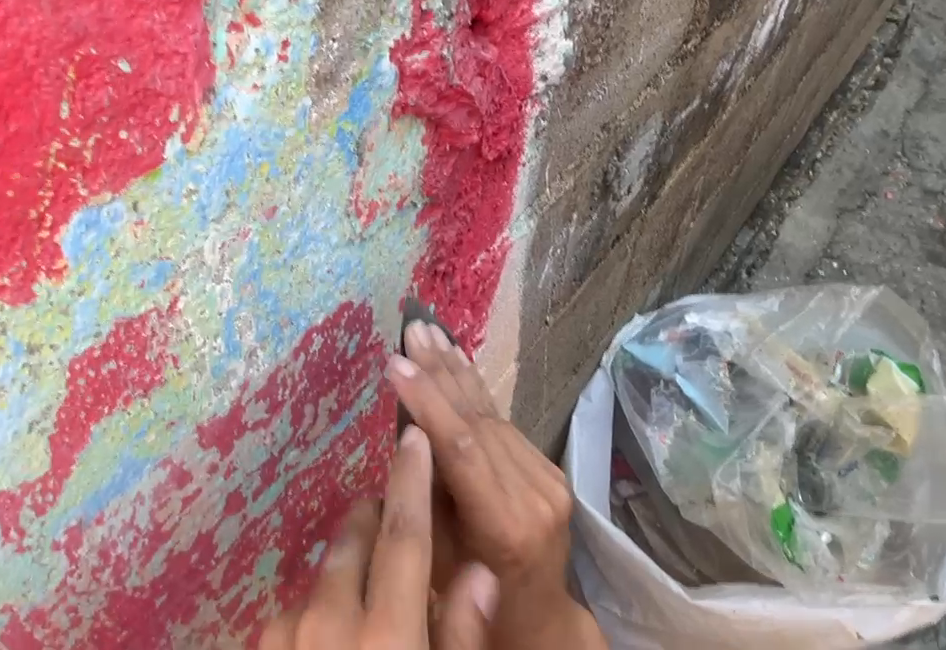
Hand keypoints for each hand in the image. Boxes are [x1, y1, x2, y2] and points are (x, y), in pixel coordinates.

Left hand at [258, 425, 498, 649]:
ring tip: (365, 584)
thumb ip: (461, 638)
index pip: (403, 535)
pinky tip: (325, 633)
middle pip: (354, 541)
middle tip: (395, 517)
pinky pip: (289, 615)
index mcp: (385, 635)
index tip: (413, 433)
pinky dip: (312, 610)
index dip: (412, 480)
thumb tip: (482, 572)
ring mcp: (284, 640)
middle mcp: (327, 624)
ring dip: (344, 567)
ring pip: (320, 577)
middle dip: (375, 517)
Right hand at [388, 322, 604, 649]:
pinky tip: (453, 359)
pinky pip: (502, 423)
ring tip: (428, 332)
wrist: (536, 616)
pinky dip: (473, 390)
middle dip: (438, 372)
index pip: (462, 449)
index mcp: (505, 525)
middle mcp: (534, 496)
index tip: (395, 363)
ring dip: (455, 371)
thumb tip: (407, 428)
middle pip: (478, 421)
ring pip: (491, 415)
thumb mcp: (436, 556)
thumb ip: (426, 494)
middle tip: (411, 329)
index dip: (427, 401)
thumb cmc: (471, 596)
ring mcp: (548, 480)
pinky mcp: (549, 469)